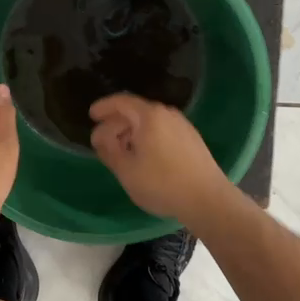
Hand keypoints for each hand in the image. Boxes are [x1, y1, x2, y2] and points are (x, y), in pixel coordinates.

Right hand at [89, 93, 237, 220]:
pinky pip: (163, 130)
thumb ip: (109, 149)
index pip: (121, 101)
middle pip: (136, 110)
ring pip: (150, 122)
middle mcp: (167, 114)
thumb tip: (100, 135)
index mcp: (149, 116)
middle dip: (117, 123)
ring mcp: (182, 125)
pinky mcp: (192, 139)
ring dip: (133, 132)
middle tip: (103, 140)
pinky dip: (148, 137)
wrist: (207, 199)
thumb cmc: (161, 183)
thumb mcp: (126, 170)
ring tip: (123, 151)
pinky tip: (145, 157)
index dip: (103, 107)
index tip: (92, 116)